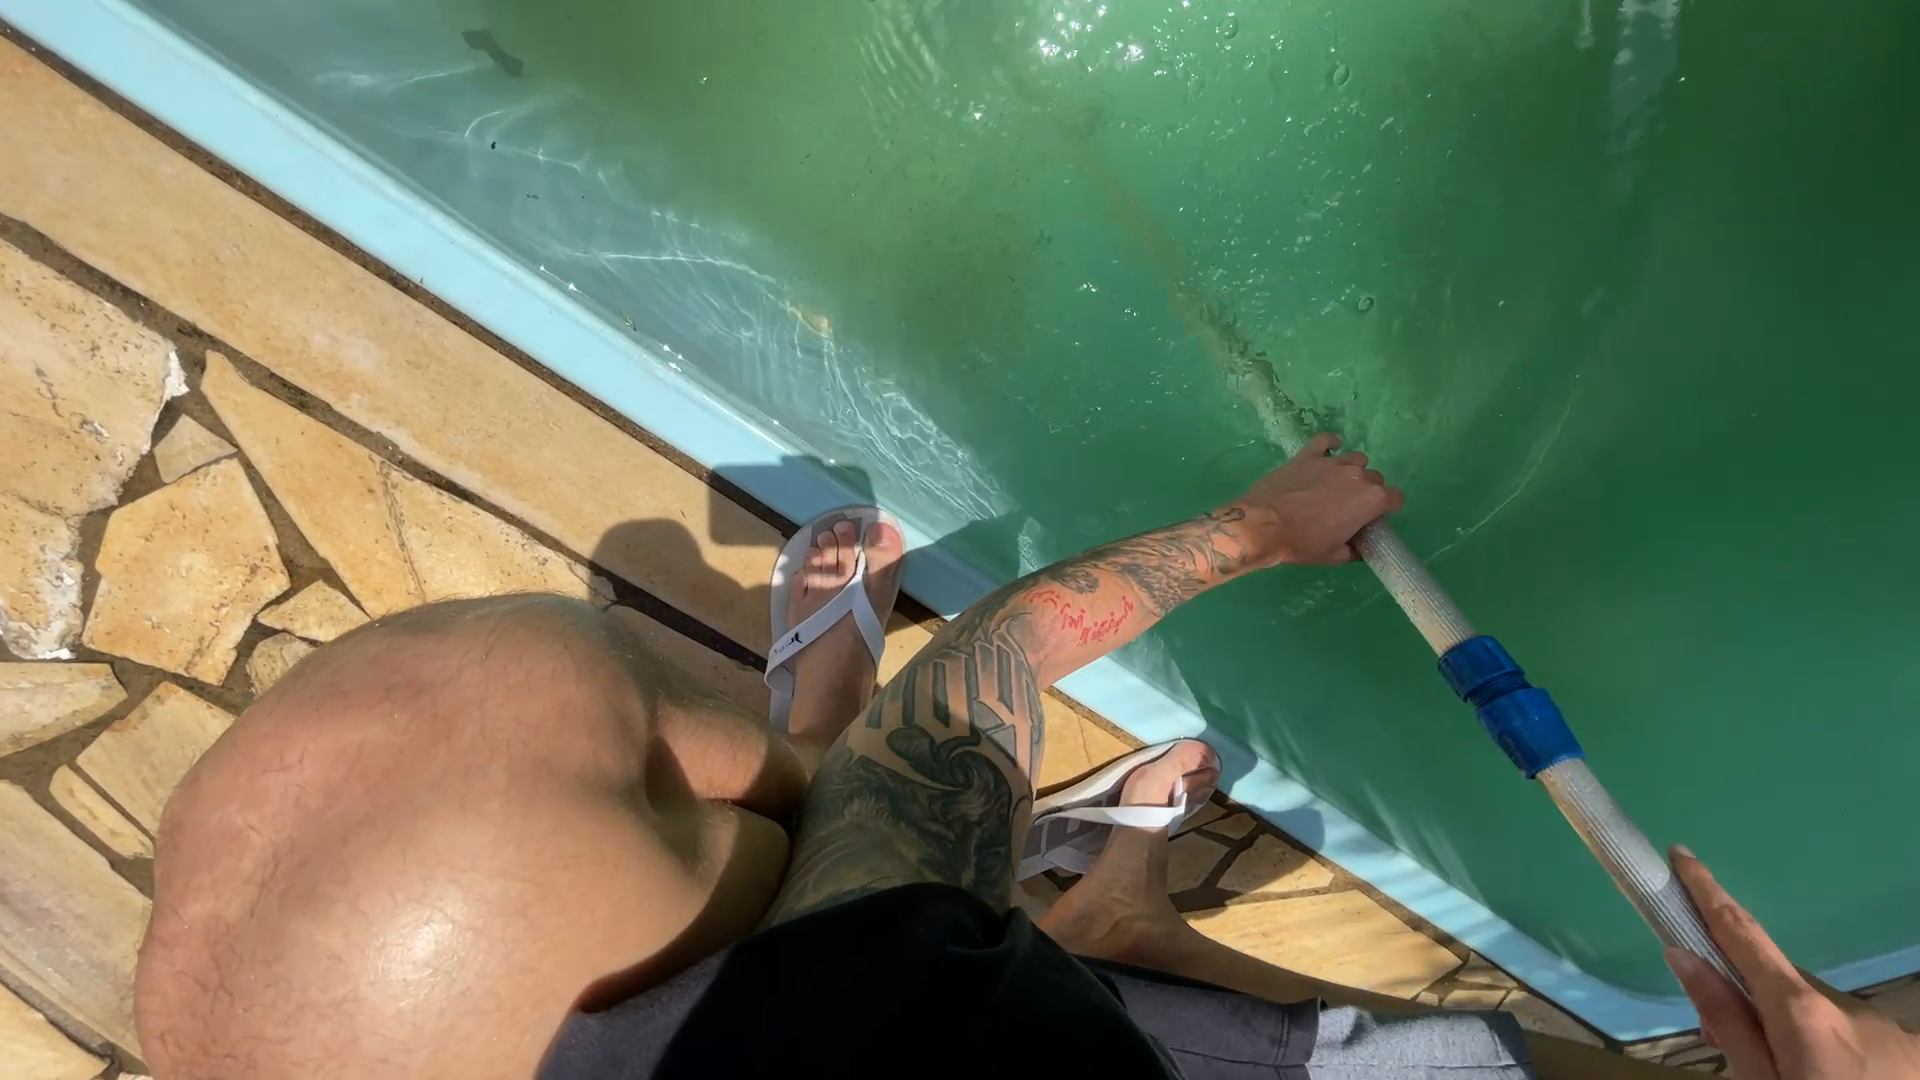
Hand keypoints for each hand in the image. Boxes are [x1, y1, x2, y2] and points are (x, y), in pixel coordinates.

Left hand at [1226, 433, 1403, 567]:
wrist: (1262, 526)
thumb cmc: (1301, 543)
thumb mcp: (1335, 556)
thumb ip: (1354, 549)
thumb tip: (1360, 547)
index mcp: (1372, 499)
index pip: (1395, 498)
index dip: (1385, 509)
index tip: (1372, 518)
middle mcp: (1358, 475)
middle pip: (1375, 479)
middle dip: (1367, 492)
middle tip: (1347, 507)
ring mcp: (1332, 462)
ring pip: (1355, 460)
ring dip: (1351, 471)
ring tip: (1335, 484)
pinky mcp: (1307, 456)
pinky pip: (1326, 440)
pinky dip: (1331, 444)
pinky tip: (1330, 451)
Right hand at [1666, 845, 1919, 1078]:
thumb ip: (1726, 1022)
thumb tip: (1681, 955)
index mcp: (1803, 1011)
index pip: (1740, 932)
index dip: (1706, 891)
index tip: (1682, 854)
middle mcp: (1851, 1009)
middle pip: (1781, 981)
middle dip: (1750, 993)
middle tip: (1722, 1034)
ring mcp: (1894, 1033)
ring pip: (1823, 1012)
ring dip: (1798, 1027)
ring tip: (1791, 1071)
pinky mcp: (1917, 1054)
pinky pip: (1861, 1036)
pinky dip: (1838, 1048)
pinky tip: (1836, 1077)